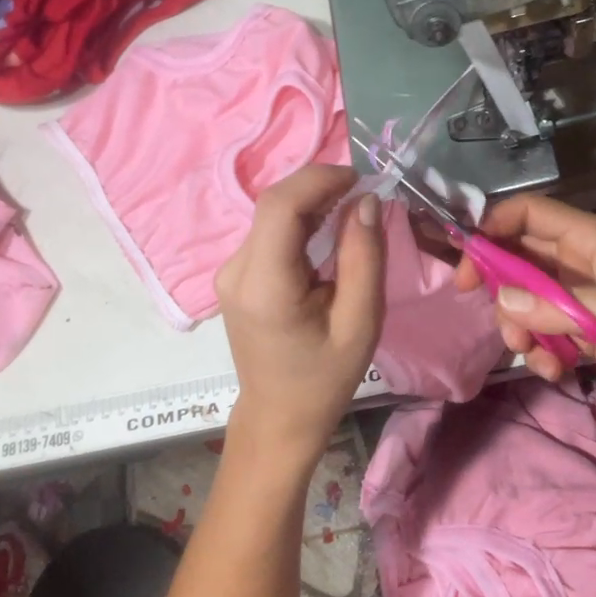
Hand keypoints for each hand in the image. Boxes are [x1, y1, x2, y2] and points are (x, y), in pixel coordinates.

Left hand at [217, 166, 384, 463]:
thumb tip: (365, 201)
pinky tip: (329, 235)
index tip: (362, 179)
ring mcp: (230, 272)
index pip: (281, 206)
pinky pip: (270, 232)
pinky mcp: (236, 275)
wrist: (280, 417)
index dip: (320, 179)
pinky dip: (301, 221)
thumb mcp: (360, 322)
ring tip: (353, 214)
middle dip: (320, 187)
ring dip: (313, 203)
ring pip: (271, 214)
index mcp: (265, 285)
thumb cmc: (325, 378)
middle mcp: (237, 270)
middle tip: (365, 194)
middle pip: (274, 204)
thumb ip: (363, 258)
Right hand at [456, 194, 595, 415]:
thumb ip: (562, 306)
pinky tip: (557, 371)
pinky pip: (540, 335)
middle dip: (498, 287)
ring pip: (522, 301)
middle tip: (495, 319)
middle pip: (516, 258)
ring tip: (533, 353)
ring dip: (518, 327)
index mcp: (589, 240)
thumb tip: (502, 302)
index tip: (468, 263)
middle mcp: (577, 264)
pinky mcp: (581, 335)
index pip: (528, 213)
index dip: (493, 227)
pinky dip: (539, 353)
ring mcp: (577, 301)